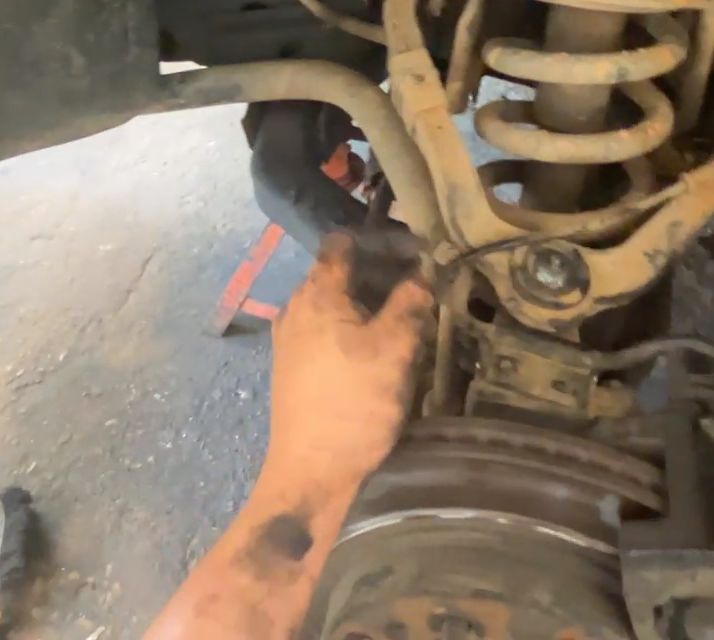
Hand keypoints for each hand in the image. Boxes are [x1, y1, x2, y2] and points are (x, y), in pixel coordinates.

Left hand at [261, 233, 433, 494]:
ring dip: (366, 301)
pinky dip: (351, 325)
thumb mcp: (394, 350)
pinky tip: (375, 347)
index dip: (378, 238)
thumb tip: (424, 270)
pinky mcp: (292, 364)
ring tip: (402, 317)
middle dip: (379, 271)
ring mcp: (290, 337)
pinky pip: (324, 326)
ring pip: (333, 301)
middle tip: (417, 285)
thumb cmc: (354, 404)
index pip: (342, 241)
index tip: (413, 249)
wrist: (311, 474)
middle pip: (338, 271)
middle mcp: (297, 306)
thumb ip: (410, 302)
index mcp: (318, 293)